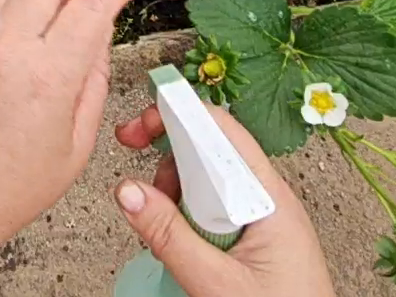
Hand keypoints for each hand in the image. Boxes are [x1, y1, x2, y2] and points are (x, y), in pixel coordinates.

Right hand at [113, 103, 336, 295]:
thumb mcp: (217, 287)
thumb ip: (170, 237)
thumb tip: (127, 189)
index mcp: (268, 198)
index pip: (219, 129)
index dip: (175, 115)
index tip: (137, 127)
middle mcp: (268, 199)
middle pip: (210, 149)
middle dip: (167, 152)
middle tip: (132, 158)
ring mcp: (264, 219)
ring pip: (208, 178)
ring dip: (174, 188)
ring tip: (161, 226)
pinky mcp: (258, 240)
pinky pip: (215, 207)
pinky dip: (188, 213)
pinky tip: (179, 242)